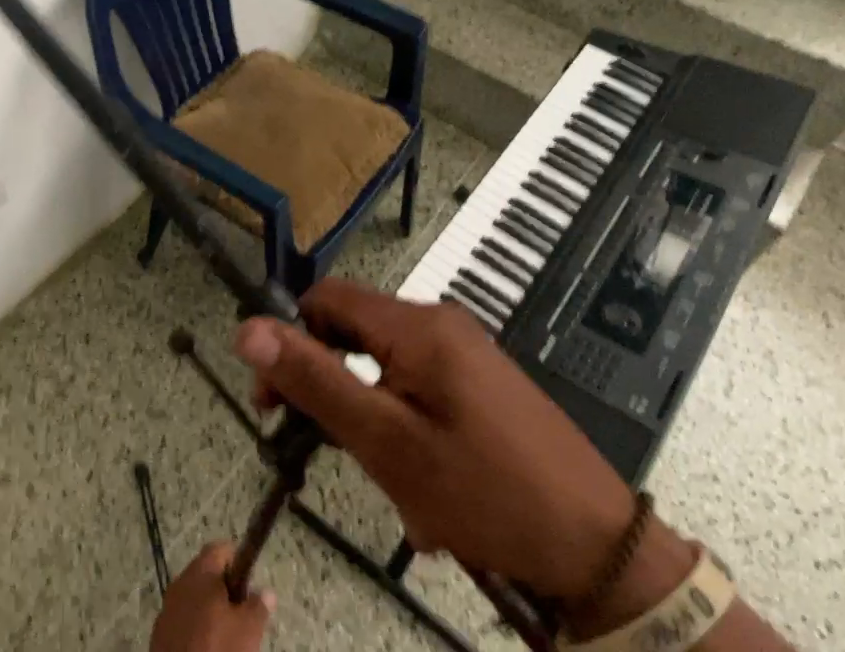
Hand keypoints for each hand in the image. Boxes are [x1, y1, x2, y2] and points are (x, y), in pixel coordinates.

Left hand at [149, 543, 274, 651]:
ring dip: (211, 605)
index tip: (249, 579)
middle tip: (242, 608)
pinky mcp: (161, 628)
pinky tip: (208, 641)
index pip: (219, 549)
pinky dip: (197, 620)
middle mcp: (179, 583)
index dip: (237, 558)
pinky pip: (183, 614)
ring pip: (195, 594)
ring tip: (228, 629)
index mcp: (200, 574)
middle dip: (226, 586)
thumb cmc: (217, 648)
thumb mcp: (248, 629)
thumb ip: (259, 605)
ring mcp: (167, 605)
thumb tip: (266, 591)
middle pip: (206, 571)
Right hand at [233, 279, 640, 600]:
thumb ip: (314, 380)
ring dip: (366, 421)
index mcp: (416, 327)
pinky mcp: (482, 389)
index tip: (272, 401)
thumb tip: (247, 328)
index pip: (325, 298)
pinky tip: (419, 488)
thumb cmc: (483, 491)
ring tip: (380, 478)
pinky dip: (401, 432)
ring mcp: (467, 358)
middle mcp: (441, 327)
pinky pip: (418, 395)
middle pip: (353, 333)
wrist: (597, 547)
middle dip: (326, 387)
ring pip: (383, 372)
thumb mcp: (385, 440)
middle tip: (314, 444)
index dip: (287, 338)